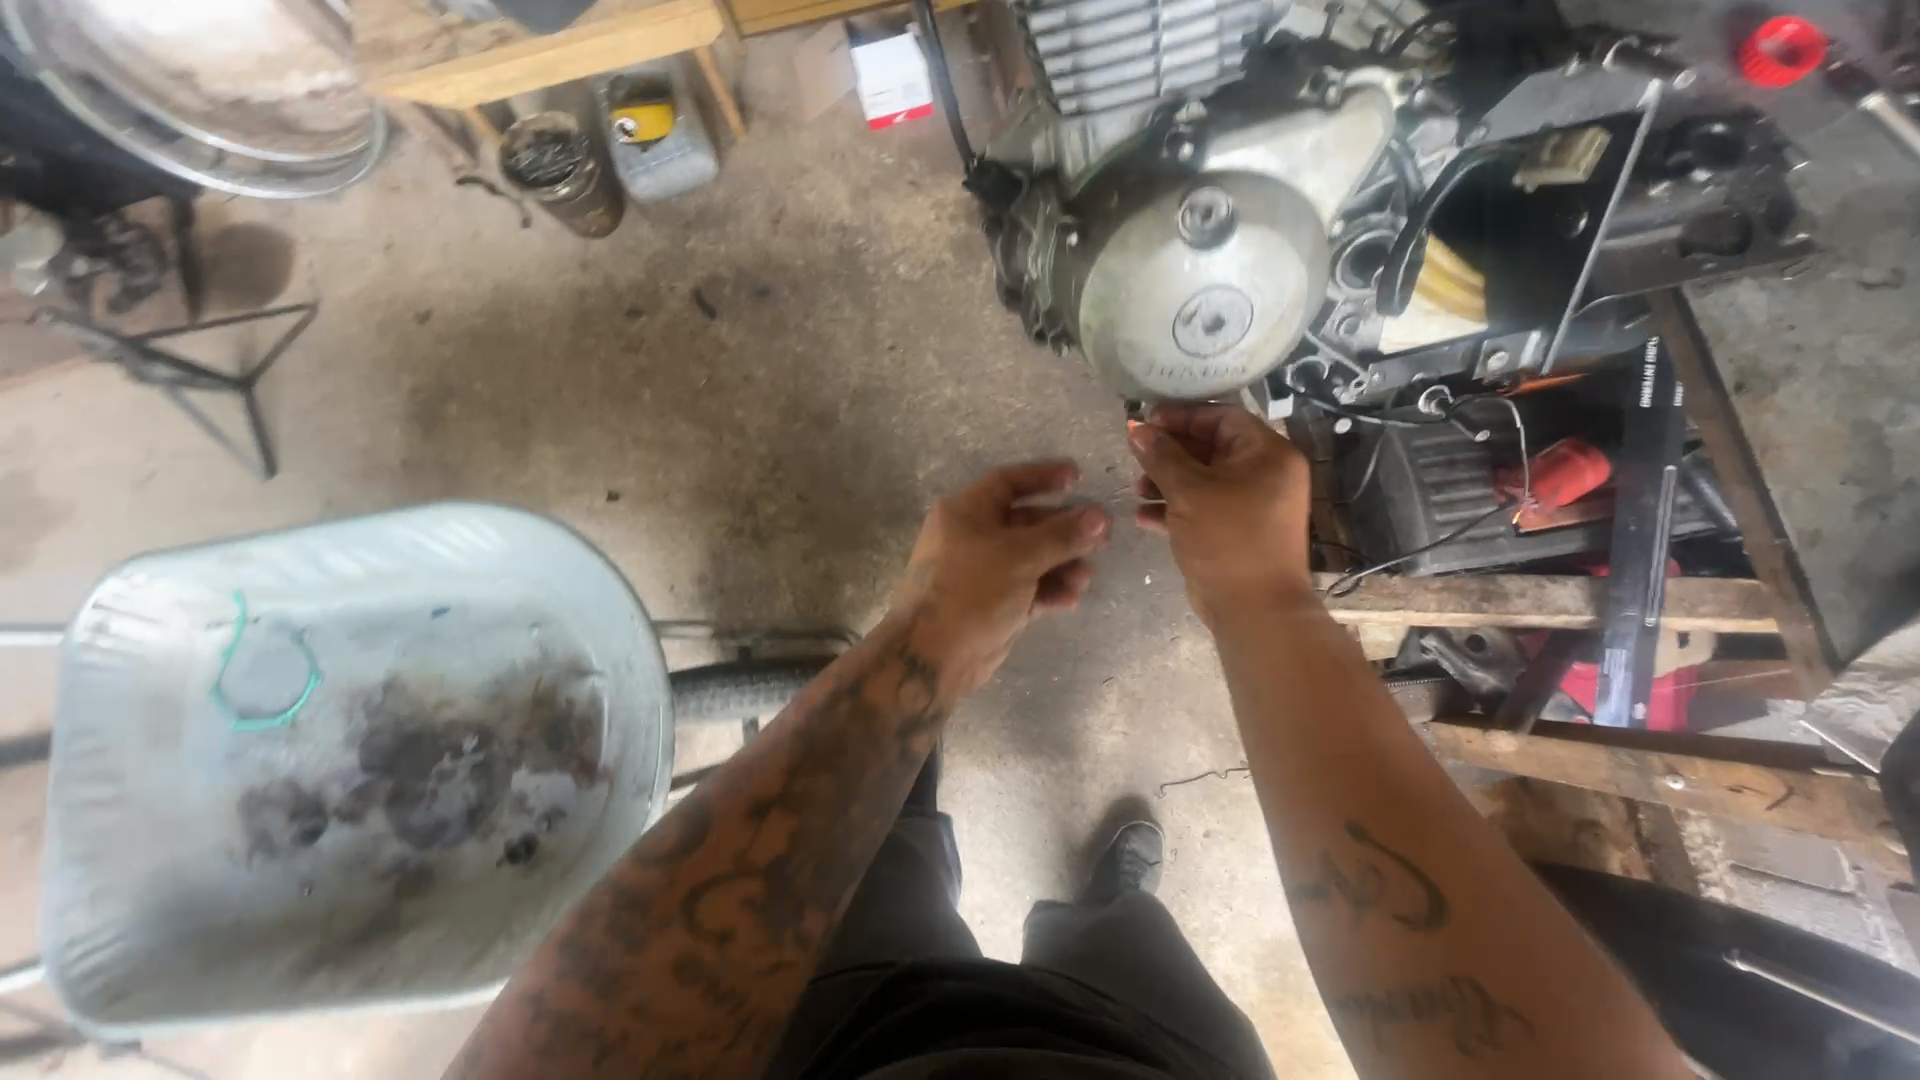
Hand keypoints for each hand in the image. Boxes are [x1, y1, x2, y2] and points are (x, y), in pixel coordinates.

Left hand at [887, 461, 1110, 693]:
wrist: (934, 655)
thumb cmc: (971, 590)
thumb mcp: (1019, 556)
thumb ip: (1061, 535)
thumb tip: (1100, 516)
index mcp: (966, 512)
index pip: (1008, 482)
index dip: (1043, 477)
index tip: (1079, 477)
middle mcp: (973, 536)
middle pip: (1027, 523)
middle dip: (1064, 530)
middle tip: (1102, 538)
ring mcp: (983, 572)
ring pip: (1031, 558)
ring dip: (1062, 565)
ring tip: (1086, 576)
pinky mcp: (992, 603)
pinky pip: (1028, 588)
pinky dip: (1049, 591)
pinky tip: (1071, 599)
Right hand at [1128, 404, 1312, 623]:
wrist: (1253, 607)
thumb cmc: (1226, 538)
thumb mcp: (1188, 491)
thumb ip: (1161, 456)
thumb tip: (1138, 429)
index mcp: (1268, 454)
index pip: (1223, 418)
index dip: (1182, 417)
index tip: (1146, 421)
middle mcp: (1266, 474)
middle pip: (1211, 449)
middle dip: (1170, 452)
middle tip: (1135, 454)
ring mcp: (1253, 505)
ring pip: (1204, 481)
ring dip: (1167, 482)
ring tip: (1135, 489)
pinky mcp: (1237, 532)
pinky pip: (1204, 509)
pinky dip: (1175, 509)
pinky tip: (1143, 517)